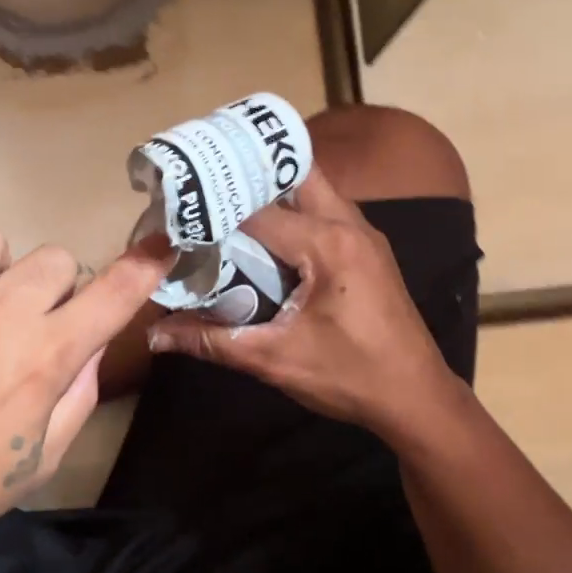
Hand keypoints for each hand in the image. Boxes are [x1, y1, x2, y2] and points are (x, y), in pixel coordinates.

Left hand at [0, 226, 172, 572]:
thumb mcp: (45, 457)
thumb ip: (79, 392)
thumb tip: (91, 342)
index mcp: (46, 357)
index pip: (114, 293)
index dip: (144, 267)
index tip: (160, 246)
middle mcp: (1, 314)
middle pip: (54, 258)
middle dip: (49, 290)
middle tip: (22, 325)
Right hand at [147, 173, 457, 437]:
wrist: (416, 398)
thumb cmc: (350, 376)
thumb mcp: (275, 359)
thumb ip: (213, 341)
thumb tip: (155, 336)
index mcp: (328, 244)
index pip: (259, 210)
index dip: (216, 208)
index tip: (178, 209)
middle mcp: (350, 226)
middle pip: (296, 176)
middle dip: (252, 175)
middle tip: (207, 185)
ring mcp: (364, 236)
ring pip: (314, 191)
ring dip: (274, 192)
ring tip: (227, 203)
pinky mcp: (368, 252)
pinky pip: (326, 213)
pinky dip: (295, 212)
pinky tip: (265, 237)